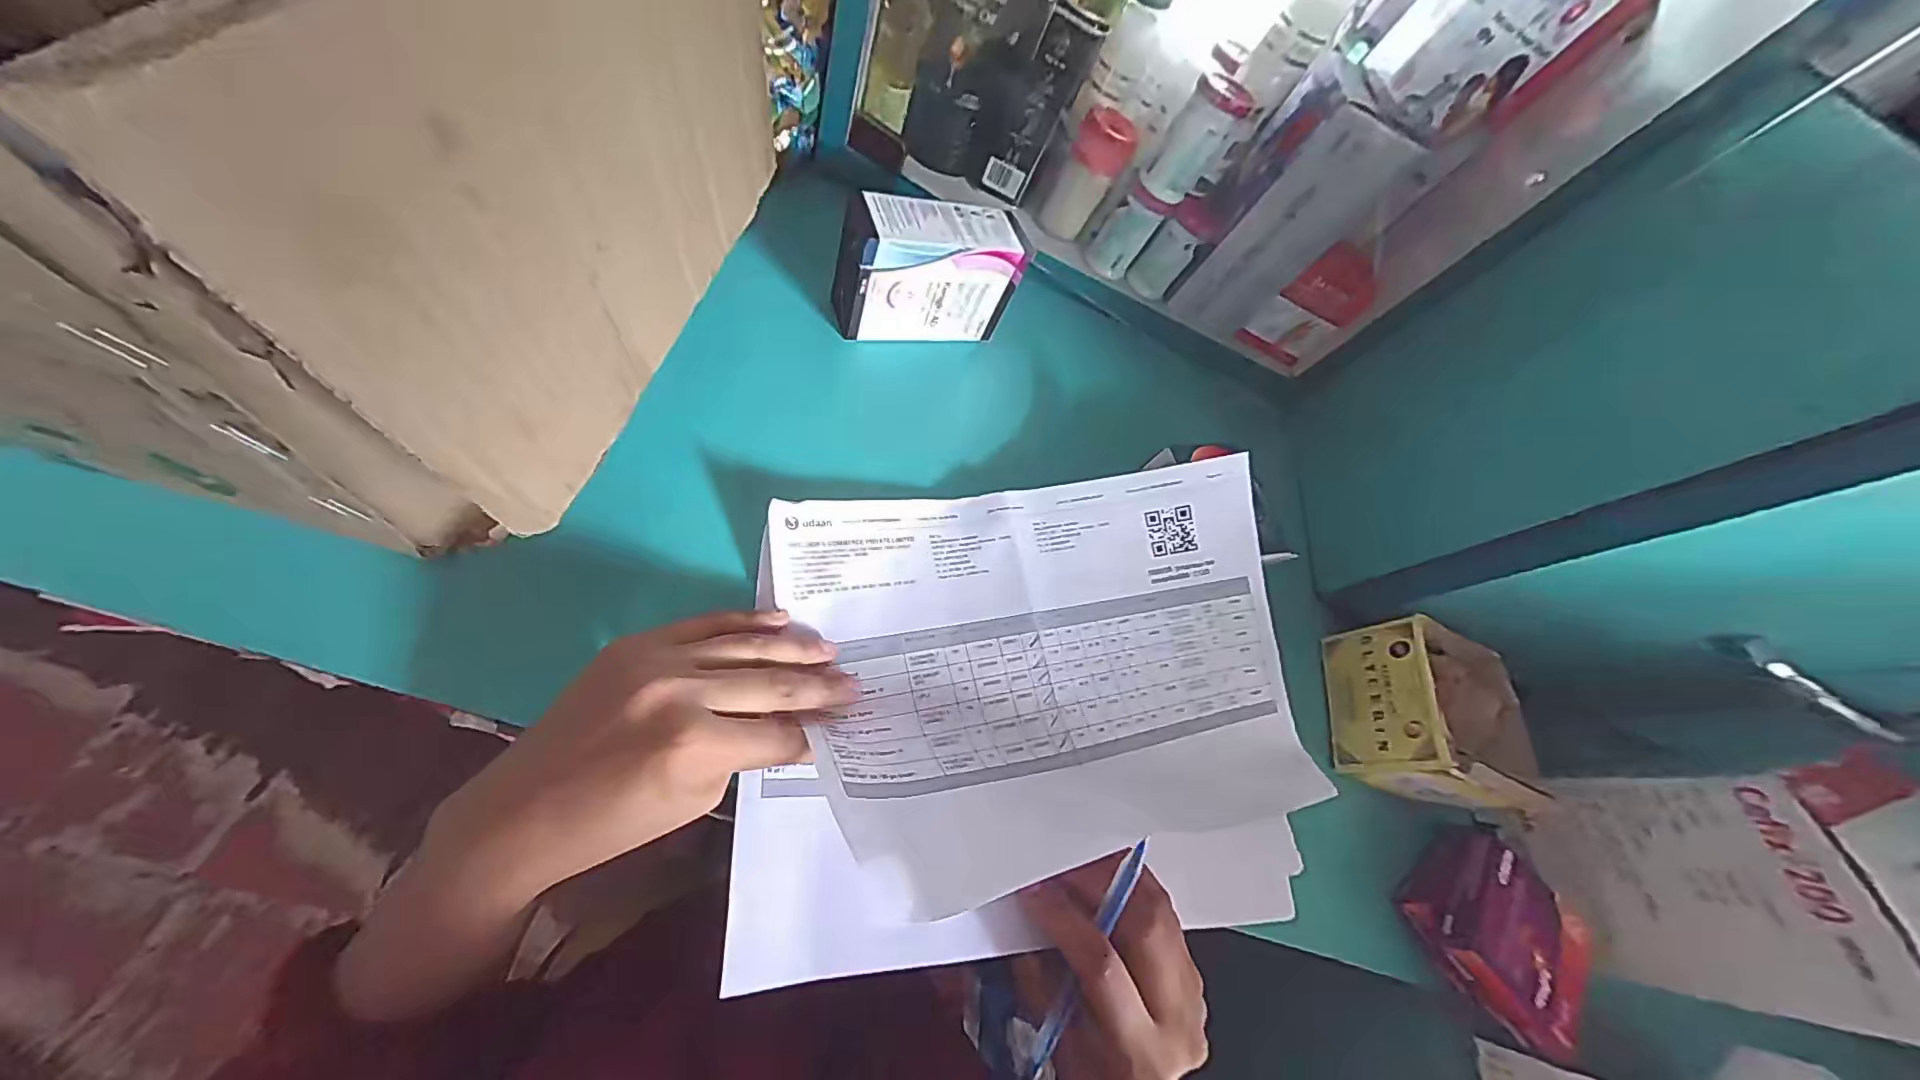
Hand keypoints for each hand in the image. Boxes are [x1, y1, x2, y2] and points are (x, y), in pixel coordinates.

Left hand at [427, 609, 856, 896]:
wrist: (525, 809)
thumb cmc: (614, 822)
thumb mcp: (696, 799)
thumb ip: (746, 754)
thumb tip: (788, 729)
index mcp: (695, 744)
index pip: (776, 732)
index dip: (814, 730)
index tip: (844, 722)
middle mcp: (681, 692)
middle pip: (770, 685)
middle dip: (818, 689)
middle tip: (855, 685)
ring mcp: (657, 660)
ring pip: (745, 646)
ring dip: (793, 649)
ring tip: (829, 650)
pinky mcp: (637, 644)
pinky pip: (705, 624)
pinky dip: (747, 622)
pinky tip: (781, 620)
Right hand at [1015, 856, 1208, 1079]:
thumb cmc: (1093, 1074)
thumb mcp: (1057, 1037)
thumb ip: (1042, 978)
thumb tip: (1031, 910)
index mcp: (1140, 1050)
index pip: (1103, 966)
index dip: (1064, 919)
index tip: (1036, 892)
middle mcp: (1177, 1019)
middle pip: (1144, 927)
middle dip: (1097, 883)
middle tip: (1061, 863)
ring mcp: (1193, 993)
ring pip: (1160, 911)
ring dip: (1117, 875)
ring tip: (1080, 859)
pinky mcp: (1194, 970)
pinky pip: (1165, 912)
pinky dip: (1134, 886)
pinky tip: (1106, 873)